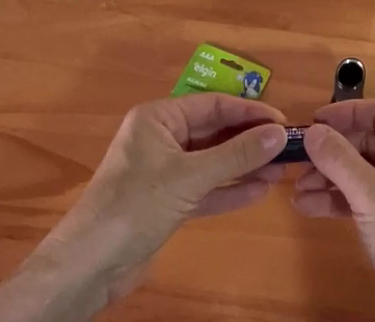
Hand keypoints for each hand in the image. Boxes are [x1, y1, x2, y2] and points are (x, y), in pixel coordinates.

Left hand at [0, 94, 286, 321]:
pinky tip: (259, 191)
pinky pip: (206, 189)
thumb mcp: (190, 177)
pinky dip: (230, 190)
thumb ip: (237, 155)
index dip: (251, 112)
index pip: (214, 105)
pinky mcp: (166, 203)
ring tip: (282, 169)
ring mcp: (164, 173)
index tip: (284, 123)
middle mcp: (162, 139)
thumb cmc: (134, 207)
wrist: (86, 269)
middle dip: (251, 141)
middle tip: (288, 147)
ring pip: (213, 162)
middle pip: (215, 132)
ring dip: (245, 166)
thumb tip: (280, 134)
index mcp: (159, 118)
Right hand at [293, 100, 374, 321]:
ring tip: (297, 189)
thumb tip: (311, 130)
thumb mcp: (370, 194)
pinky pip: (357, 195)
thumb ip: (339, 160)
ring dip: (328, 176)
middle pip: (366, 140)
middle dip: (332, 149)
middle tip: (297, 159)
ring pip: (358, 169)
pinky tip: (308, 206)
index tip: (313, 121)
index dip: (347, 112)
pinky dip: (334, 198)